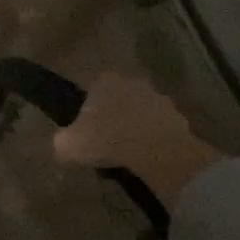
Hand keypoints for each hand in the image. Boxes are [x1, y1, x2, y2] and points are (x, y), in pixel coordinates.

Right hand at [53, 73, 223, 203]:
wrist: (156, 152)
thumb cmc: (108, 140)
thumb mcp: (68, 145)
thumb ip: (61, 141)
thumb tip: (63, 144)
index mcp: (105, 81)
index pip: (92, 90)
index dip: (88, 112)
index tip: (87, 132)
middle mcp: (133, 82)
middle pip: (118, 99)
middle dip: (113, 117)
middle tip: (106, 144)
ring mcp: (158, 98)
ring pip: (140, 113)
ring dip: (134, 128)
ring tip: (127, 155)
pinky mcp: (178, 116)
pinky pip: (159, 128)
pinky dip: (153, 140)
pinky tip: (146, 158)